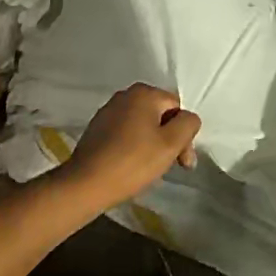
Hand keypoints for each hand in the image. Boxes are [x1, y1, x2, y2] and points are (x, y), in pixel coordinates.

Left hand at [62, 83, 200, 207]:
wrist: (87, 182)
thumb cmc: (132, 162)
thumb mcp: (169, 144)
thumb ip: (187, 125)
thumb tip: (189, 118)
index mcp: (144, 92)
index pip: (176, 107)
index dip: (183, 134)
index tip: (182, 162)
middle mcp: (126, 94)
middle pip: (159, 113)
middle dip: (168, 138)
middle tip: (169, 166)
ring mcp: (109, 109)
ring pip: (142, 123)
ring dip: (151, 142)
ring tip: (148, 168)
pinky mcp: (98, 126)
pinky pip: (125, 131)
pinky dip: (133, 145)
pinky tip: (130, 165)